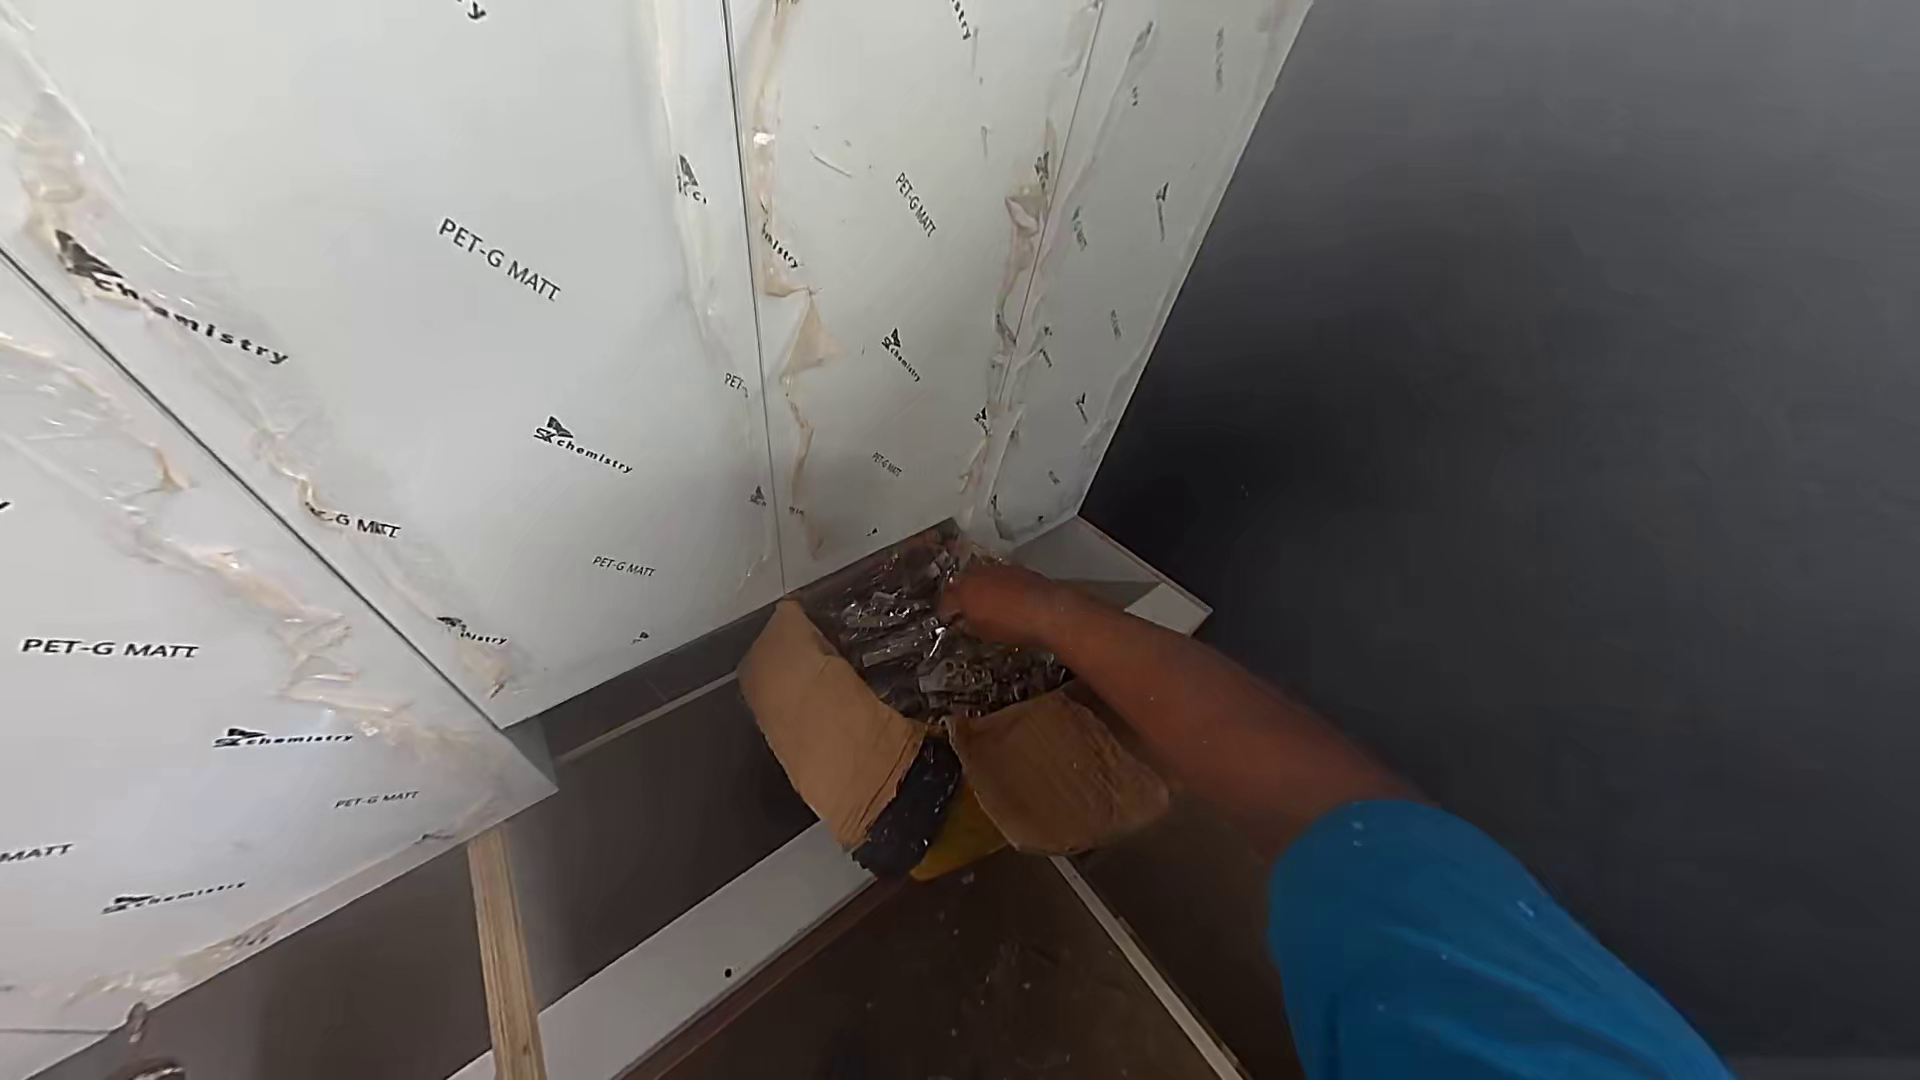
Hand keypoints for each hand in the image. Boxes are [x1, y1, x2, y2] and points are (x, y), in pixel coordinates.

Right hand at [938, 563, 1087, 648]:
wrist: (1047, 609)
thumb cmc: (1011, 625)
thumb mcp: (984, 632)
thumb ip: (968, 625)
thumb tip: (962, 622)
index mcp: (962, 592)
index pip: (945, 601)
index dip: (945, 612)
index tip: (947, 620)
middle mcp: (975, 575)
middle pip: (958, 583)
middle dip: (957, 595)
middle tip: (961, 609)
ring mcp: (995, 568)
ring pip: (977, 575)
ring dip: (975, 586)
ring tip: (981, 601)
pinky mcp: (1013, 567)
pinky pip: (995, 574)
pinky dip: (993, 584)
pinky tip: (1001, 595)